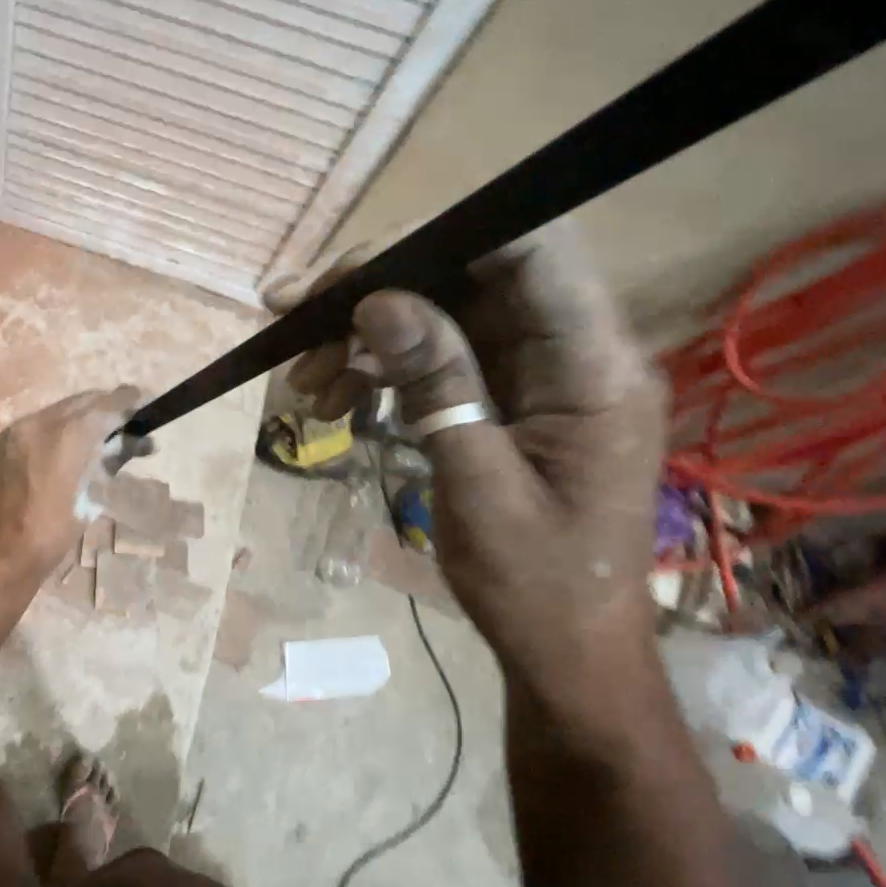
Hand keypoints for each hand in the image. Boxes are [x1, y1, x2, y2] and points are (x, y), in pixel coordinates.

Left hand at [0, 386, 144, 582]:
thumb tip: (132, 443)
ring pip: (60, 411)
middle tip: (132, 422)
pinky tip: (76, 446)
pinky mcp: (3, 443)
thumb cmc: (48, 538)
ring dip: (86, 417)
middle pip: (81, 403)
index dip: (128, 402)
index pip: (103, 407)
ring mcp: (15, 431)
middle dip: (108, 408)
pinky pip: (41, 424)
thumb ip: (107, 464)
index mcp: (63, 439)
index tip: (148, 401)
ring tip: (108, 436)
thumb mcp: (88, 501)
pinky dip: (63, 428)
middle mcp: (36, 424)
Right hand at [288, 226, 667, 711]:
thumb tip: (379, 301)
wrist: (565, 647)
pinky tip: (334, 402)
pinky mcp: (510, 397)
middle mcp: (575, 352)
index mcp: (593, 367)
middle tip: (292, 314)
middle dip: (376, 291)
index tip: (348, 272)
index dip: (438, 239)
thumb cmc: (534, 584)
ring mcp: (541, 374)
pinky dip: (383, 372)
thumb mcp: (475, 488)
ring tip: (302, 381)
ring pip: (445, 316)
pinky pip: (442, 359)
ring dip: (367, 337)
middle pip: (473, 276)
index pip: (531, 252)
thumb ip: (438, 385)